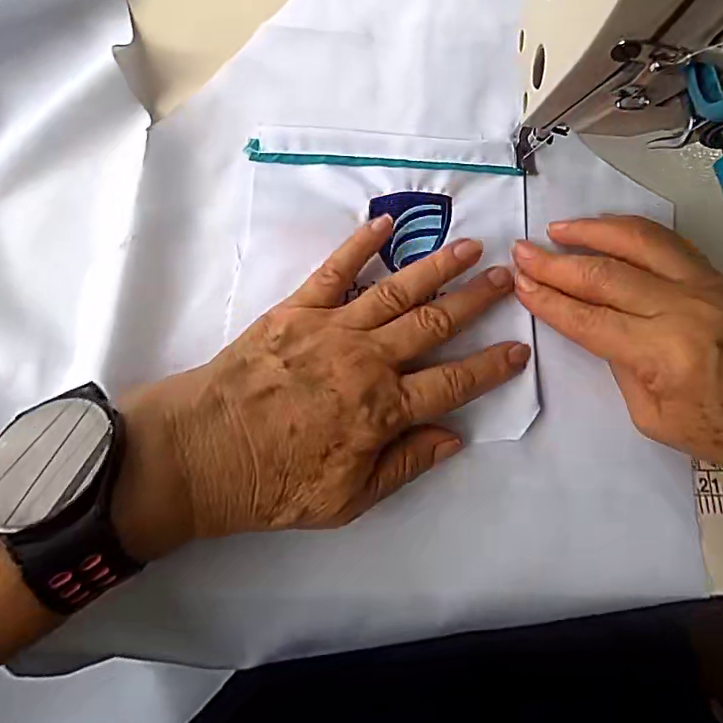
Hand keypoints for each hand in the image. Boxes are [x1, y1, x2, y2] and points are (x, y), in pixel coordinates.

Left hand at [111, 215, 530, 558]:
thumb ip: (404, 465)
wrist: (203, 451)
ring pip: (396, 290)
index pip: (454, 383)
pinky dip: (360, 244)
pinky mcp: (295, 309)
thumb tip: (454, 437)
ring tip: (469, 247)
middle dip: (474, 300)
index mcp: (383, 411)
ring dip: (436, 266)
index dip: (491, 366)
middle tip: (505, 278)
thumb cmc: (273, 484)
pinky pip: (335, 270)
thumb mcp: (347, 499)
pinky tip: (384, 223)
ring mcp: (331, 329)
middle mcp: (366, 361)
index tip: (519, 347)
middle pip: (433, 324)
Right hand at [510, 215, 722, 519]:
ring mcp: (707, 289)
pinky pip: (667, 243)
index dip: (547, 299)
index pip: (587, 317)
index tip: (518, 283)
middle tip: (522, 250)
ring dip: (592, 232)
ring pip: (638, 243)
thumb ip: (618, 363)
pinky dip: (630, 231)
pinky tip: (605, 229)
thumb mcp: (650, 415)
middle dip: (555, 262)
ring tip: (558, 229)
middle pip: (604, 274)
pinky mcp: (720, 280)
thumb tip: (592, 324)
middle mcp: (685, 311)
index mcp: (663, 354)